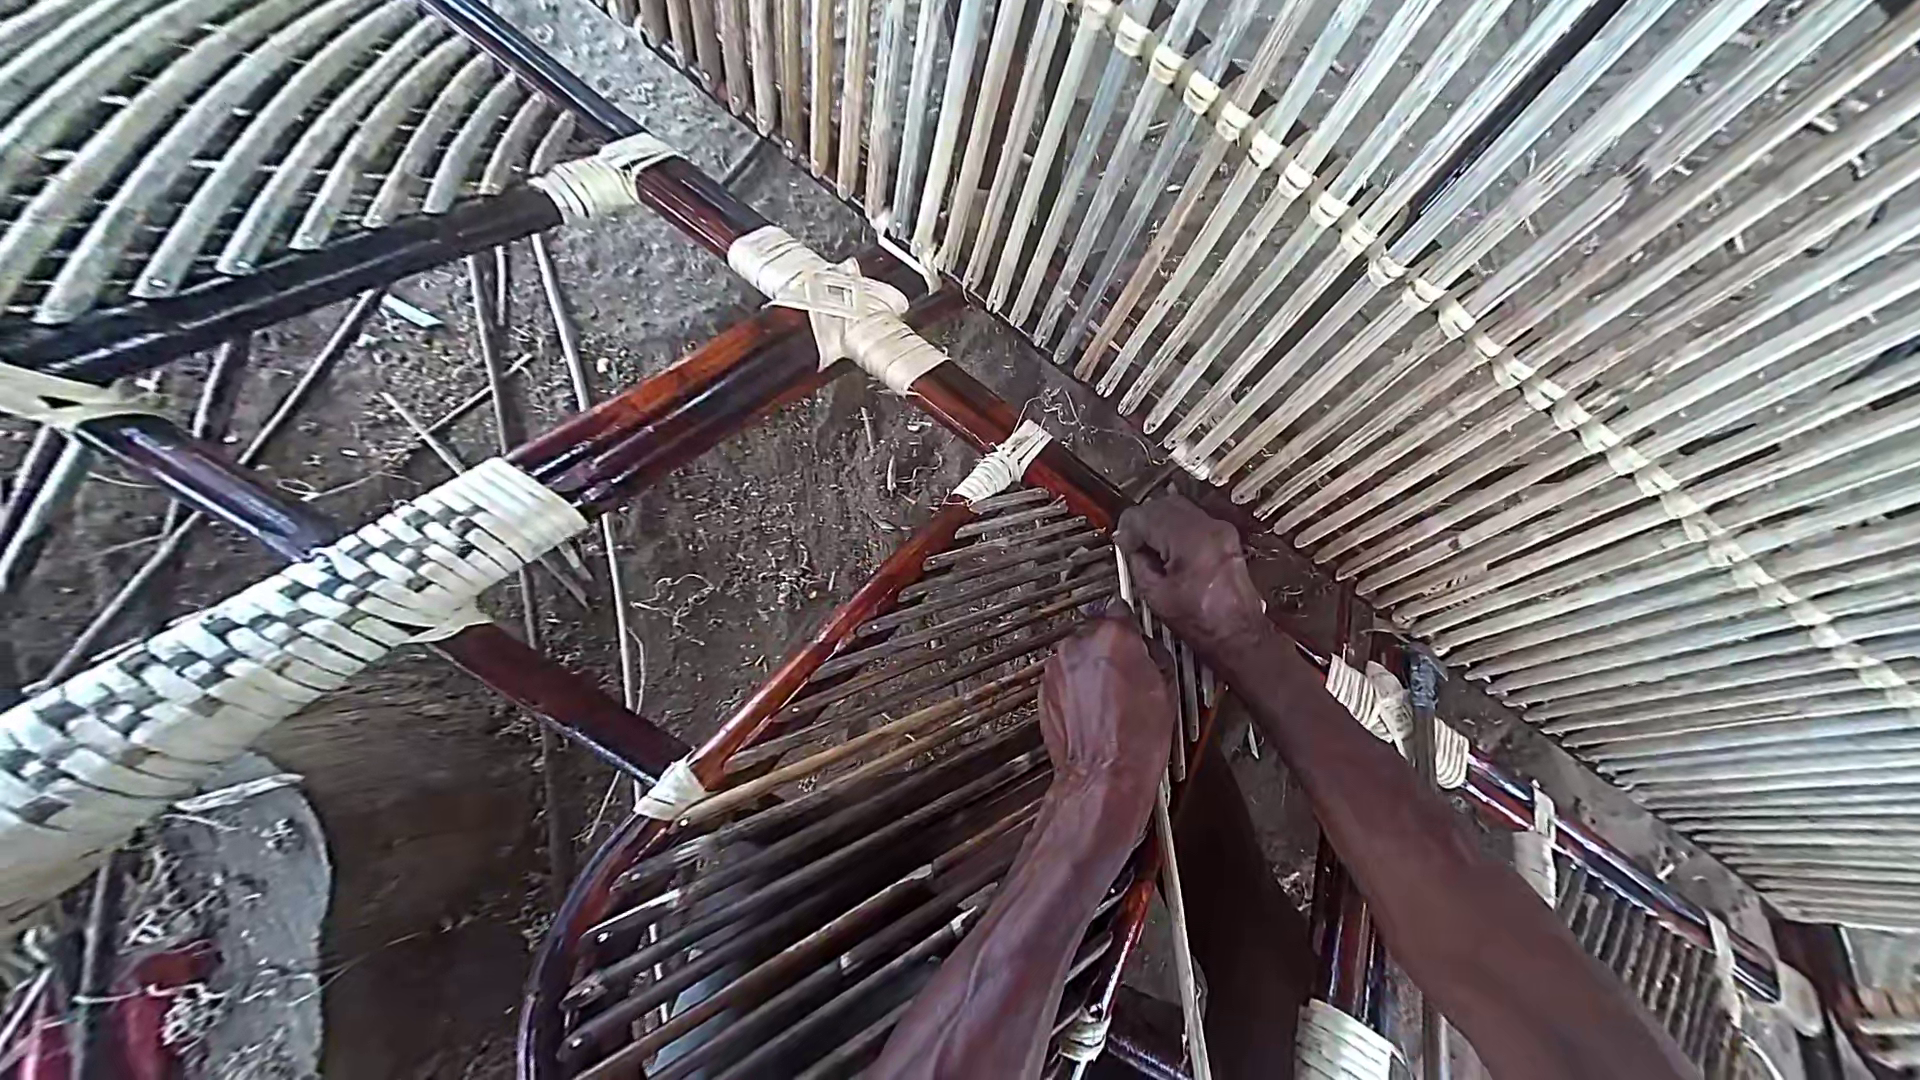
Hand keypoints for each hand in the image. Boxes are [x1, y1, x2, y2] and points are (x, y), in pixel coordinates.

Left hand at [1039, 610, 1174, 800]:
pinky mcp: (1044, 685)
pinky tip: (1094, 707)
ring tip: (1110, 696)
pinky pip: (1064, 675)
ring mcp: (1058, 665)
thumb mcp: (1165, 687)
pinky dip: (1076, 685)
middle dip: (1109, 646)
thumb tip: (1146, 646)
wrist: (1103, 774)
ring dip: (1090, 666)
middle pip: (1096, 630)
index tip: (1134, 632)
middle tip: (1126, 672)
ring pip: (1078, 653)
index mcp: (1113, 636)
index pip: (1120, 608)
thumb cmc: (1135, 738)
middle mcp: (1079, 644)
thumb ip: (1153, 653)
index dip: (1130, 623)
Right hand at [1115, 494, 1268, 658]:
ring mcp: (1220, 530)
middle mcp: (1210, 529)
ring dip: (1156, 521)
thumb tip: (1128, 545)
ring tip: (1147, 546)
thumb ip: (1136, 562)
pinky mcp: (1224, 536)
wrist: (1238, 636)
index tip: (1121, 543)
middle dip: (1141, 521)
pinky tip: (1165, 547)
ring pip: (1176, 506)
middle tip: (1129, 542)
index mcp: (1191, 541)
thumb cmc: (1204, 623)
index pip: (1146, 516)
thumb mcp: (1154, 594)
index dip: (1127, 529)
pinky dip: (1172, 526)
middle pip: (1162, 504)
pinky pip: (1190, 518)